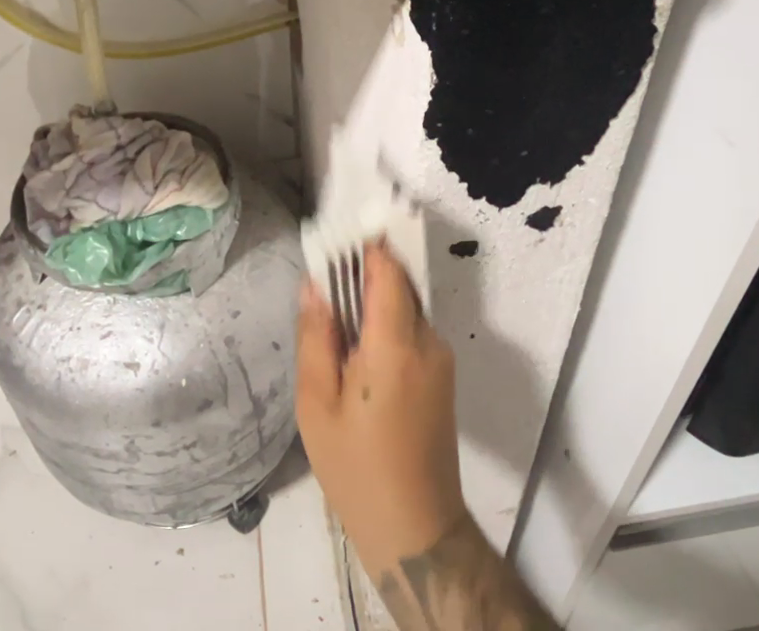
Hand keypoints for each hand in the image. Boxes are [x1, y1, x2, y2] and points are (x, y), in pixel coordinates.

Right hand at [295, 241, 466, 575]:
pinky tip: (357, 354)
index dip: (366, 243)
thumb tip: (315, 284)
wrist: (415, 526)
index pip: (388, 269)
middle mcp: (427, 342)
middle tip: (324, 280)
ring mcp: (441, 359)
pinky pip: (412, 331)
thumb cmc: (355, 468)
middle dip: (365, 273)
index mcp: (394, 346)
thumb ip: (317, 336)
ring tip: (334, 322)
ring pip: (406, 307)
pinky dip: (386, 325)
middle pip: (399, 284)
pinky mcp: (443, 376)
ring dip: (374, 302)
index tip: (337, 232)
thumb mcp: (317, 404)